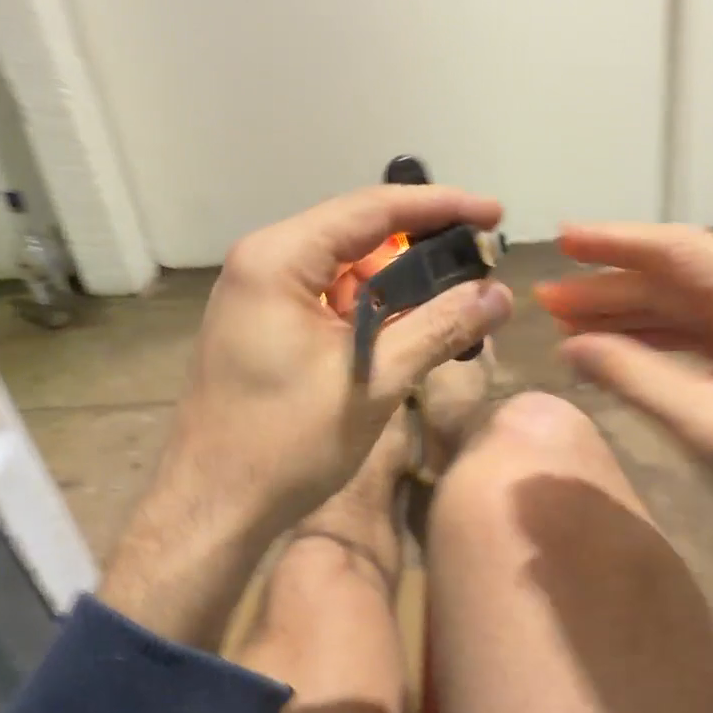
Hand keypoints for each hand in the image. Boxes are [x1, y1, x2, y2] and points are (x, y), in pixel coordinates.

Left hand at [174, 185, 512, 534]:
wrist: (212, 506)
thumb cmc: (286, 443)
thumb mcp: (374, 381)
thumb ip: (439, 328)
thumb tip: (499, 293)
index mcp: (278, 259)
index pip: (373, 209)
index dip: (441, 206)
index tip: (494, 214)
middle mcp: (261, 262)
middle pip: (356, 235)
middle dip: (420, 252)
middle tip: (477, 270)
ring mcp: (255, 294)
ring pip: (342, 270)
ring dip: (395, 286)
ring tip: (449, 307)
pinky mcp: (259, 325)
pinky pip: (324, 299)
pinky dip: (366, 310)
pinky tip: (402, 333)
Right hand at [538, 223, 712, 567]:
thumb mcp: (711, 429)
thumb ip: (636, 378)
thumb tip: (571, 347)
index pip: (681, 250)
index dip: (614, 245)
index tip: (561, 240)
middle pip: (685, 275)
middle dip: (614, 288)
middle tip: (548, 302)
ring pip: (697, 301)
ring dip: (636, 313)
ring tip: (570, 324)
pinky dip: (670, 336)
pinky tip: (623, 345)